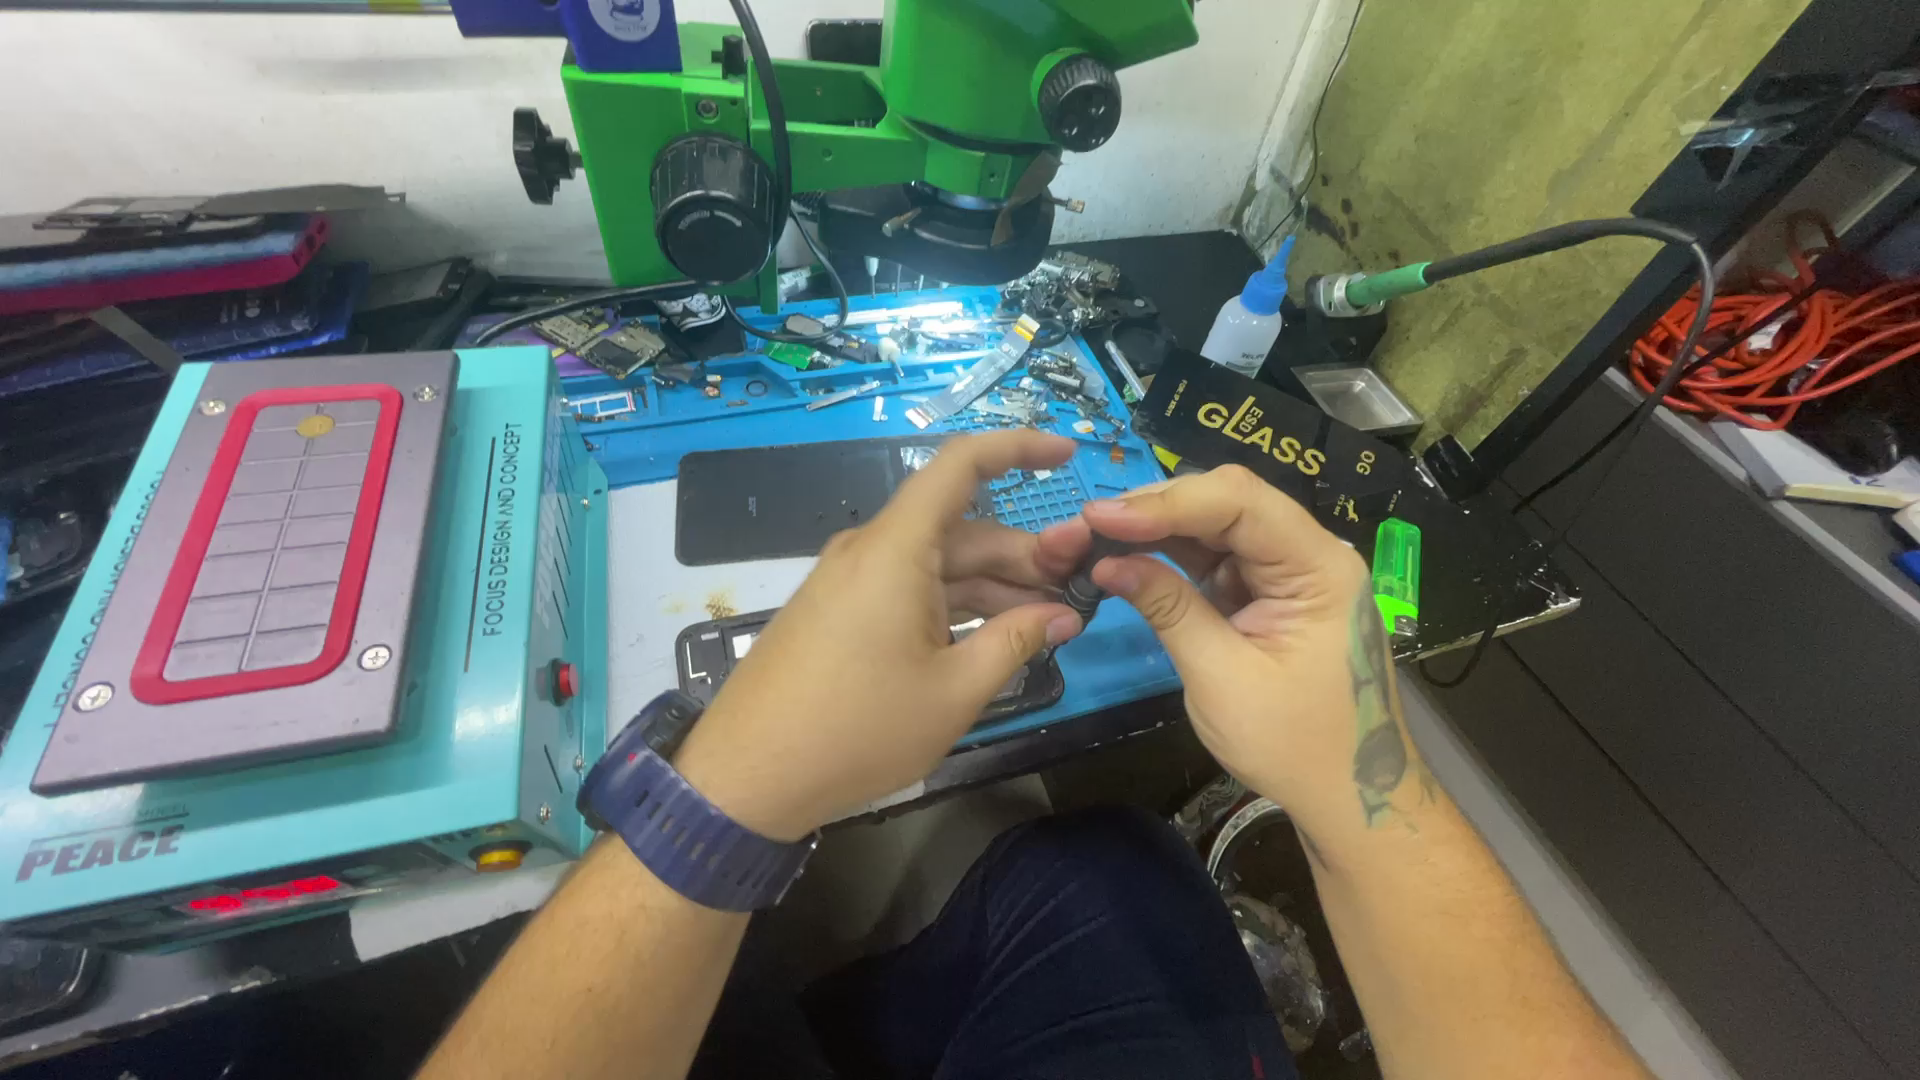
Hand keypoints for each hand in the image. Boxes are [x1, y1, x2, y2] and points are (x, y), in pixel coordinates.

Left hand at [671, 432, 1088, 840]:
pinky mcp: (842, 612)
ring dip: (995, 588)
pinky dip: (956, 607)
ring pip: (939, 566)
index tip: (1067, 456)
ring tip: (1049, 623)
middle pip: (962, 531)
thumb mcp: (952, 692)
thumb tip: (1063, 616)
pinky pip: (910, 591)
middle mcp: (872, 550)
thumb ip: (1015, 643)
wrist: (747, 778)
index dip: (1018, 448)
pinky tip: (993, 637)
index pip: (961, 465)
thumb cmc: (857, 730)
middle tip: (1078, 594)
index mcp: (896, 549)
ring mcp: (852, 582)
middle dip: (1025, 557)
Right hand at [1049, 465, 1420, 837]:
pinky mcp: (1264, 591)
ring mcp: (1285, 571)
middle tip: (1090, 522)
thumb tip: (1106, 563)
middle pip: (1228, 502)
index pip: (1240, 503)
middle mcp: (1307, 553)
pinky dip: (1168, 553)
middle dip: (1157, 507)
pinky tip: (1129, 553)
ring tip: (1097, 534)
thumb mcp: (1222, 678)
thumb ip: (1168, 609)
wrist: (1349, 796)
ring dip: (1156, 527)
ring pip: (1215, 524)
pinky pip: (1212, 556)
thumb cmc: (1295, 746)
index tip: (1101, 517)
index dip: (1166, 503)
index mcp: (1318, 568)